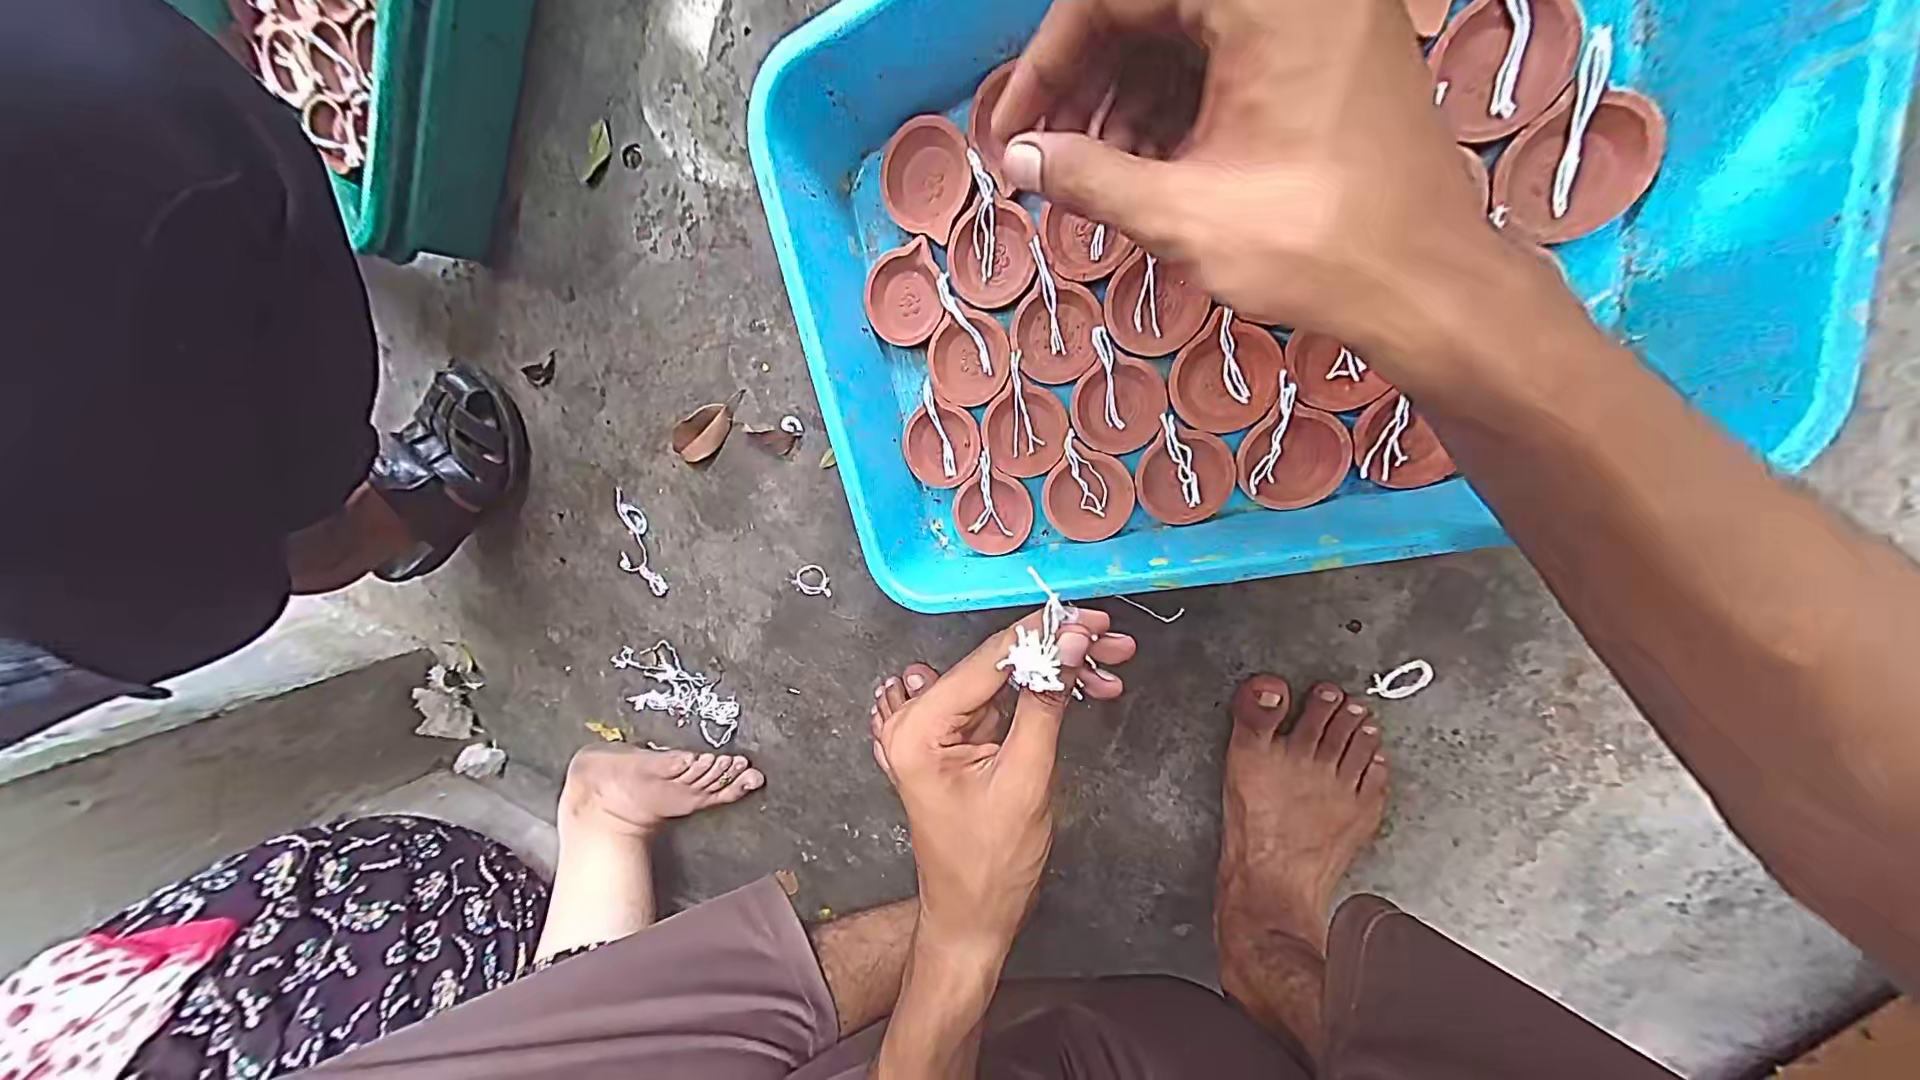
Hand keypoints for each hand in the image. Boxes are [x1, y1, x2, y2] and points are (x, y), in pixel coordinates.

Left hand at [875, 607, 1133, 956]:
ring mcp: (936, 725)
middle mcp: (917, 718)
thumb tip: (1067, 645)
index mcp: (918, 728)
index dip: (1042, 634)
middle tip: (1105, 640)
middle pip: (997, 664)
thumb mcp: (1025, 779)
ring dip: (1055, 671)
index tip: (1085, 619)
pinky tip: (1078, 687)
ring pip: (1005, 677)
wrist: (973, 918)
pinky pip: (1002, 698)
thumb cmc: (987, 866)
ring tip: (1104, 668)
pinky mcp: (957, 733)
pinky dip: (1040, 693)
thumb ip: (1045, 703)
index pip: (987, 659)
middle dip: (1056, 652)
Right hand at [989, 0, 1539, 389]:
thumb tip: (1017, 157)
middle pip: (1150, 10)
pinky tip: (1142, 165)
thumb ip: (1090, 176)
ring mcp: (1308, 16)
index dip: (1049, 62)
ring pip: (1181, 36)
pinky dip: (1170, 109)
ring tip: (1093, 172)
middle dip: (1085, 83)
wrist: (1417, 280)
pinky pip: (1218, 61)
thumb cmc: (1307, 245)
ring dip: (1123, 102)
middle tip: (1049, 154)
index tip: (1015, 130)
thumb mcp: (1181, 214)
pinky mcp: (1315, 56)